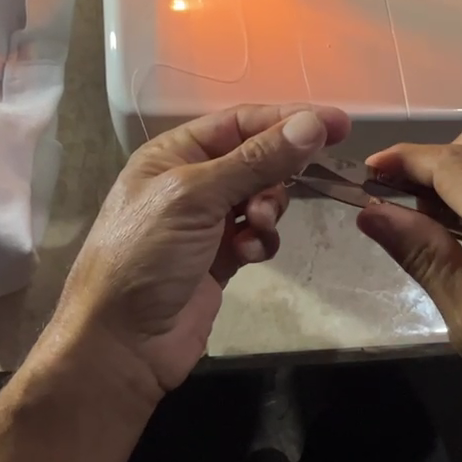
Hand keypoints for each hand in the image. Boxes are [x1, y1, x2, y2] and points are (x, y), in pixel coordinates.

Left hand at [49, 104, 351, 399]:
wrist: (122, 342)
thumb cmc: (146, 255)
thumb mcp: (196, 197)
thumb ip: (256, 160)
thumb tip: (311, 122)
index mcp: (174, 154)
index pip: (240, 122)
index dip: (288, 119)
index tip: (339, 124)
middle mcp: (190, 182)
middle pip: (257, 159)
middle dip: (275, 174)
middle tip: (280, 192)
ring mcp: (206, 222)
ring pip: (262, 198)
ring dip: (267, 210)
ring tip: (254, 228)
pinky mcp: (221, 258)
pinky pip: (257, 236)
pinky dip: (260, 242)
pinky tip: (246, 255)